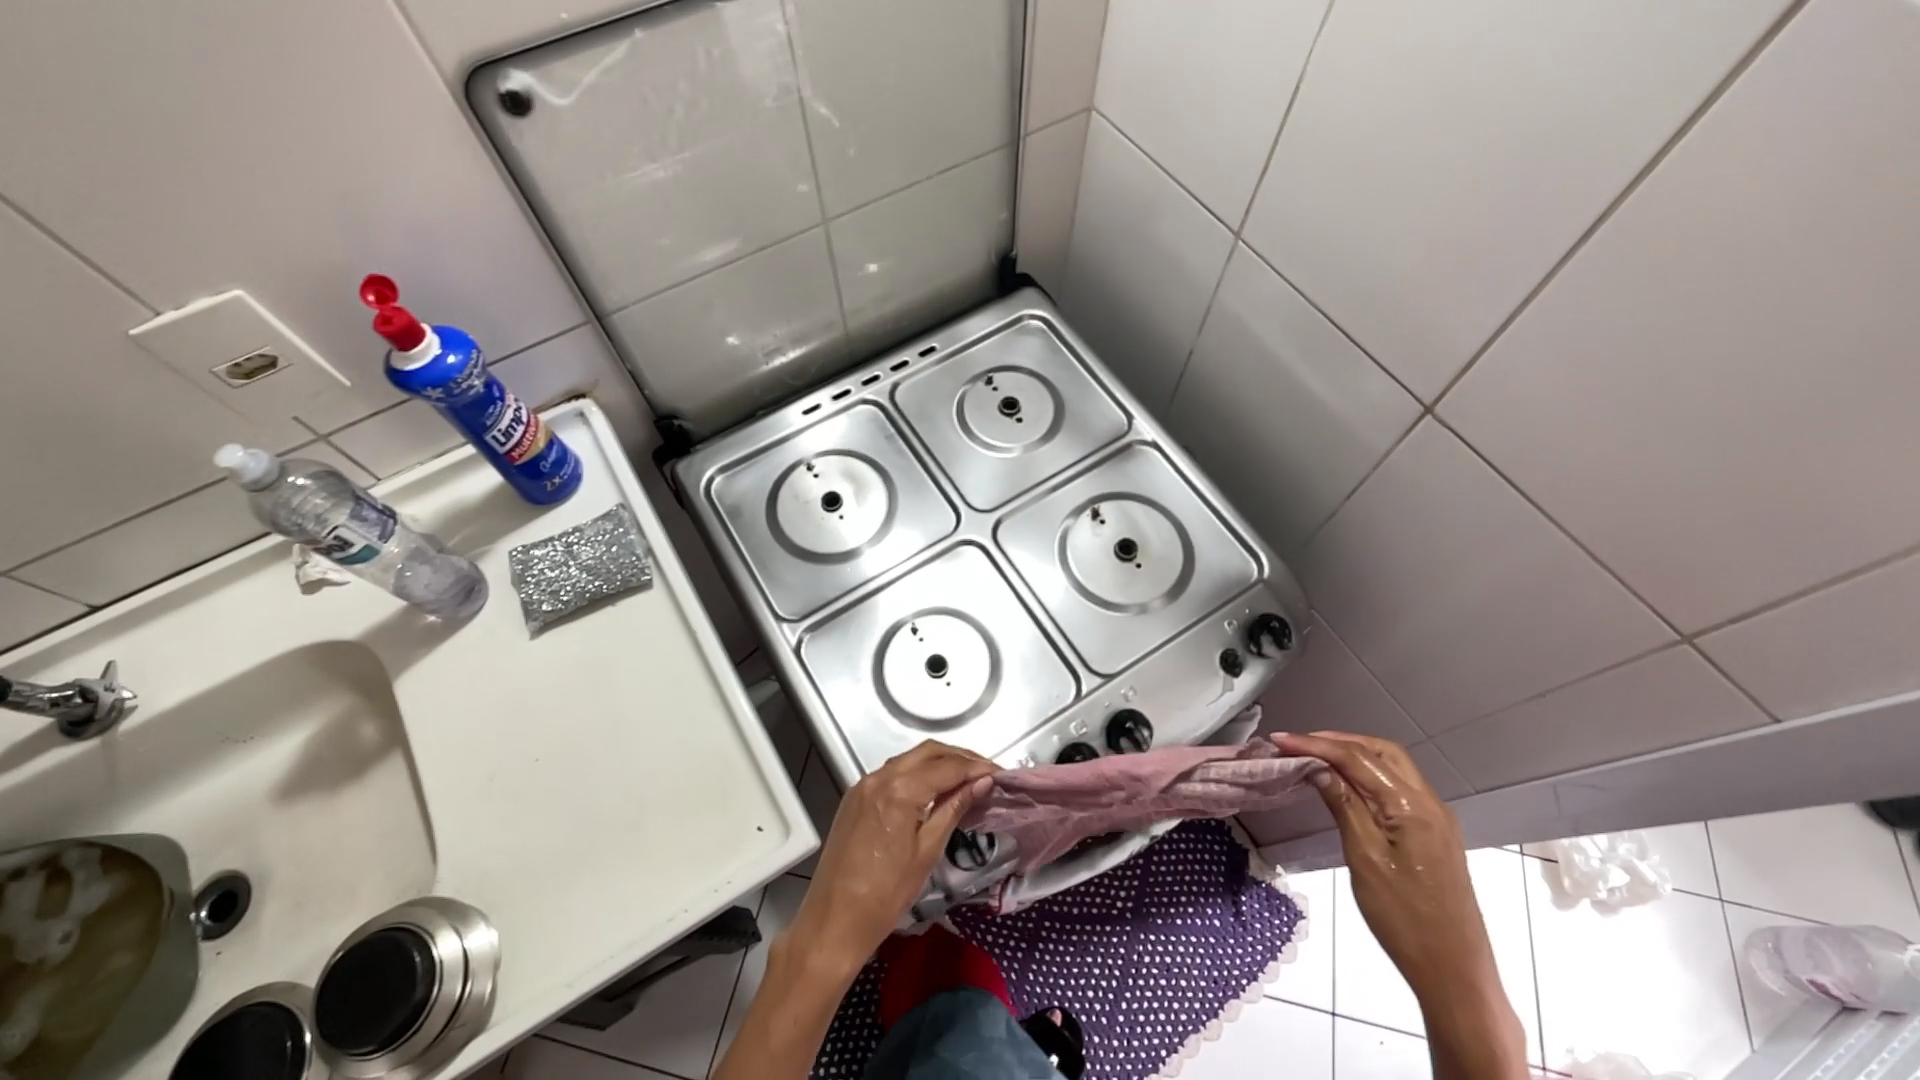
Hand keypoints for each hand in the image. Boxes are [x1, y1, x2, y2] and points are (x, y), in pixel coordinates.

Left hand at [785, 741, 998, 975]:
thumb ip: (954, 809)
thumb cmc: (885, 894)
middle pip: (928, 753)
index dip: (977, 767)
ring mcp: (863, 786)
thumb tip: (981, 783)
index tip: (1001, 774)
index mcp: (899, 790)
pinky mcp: (855, 798)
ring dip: (938, 764)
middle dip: (960, 758)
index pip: (947, 767)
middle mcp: (879, 778)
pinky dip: (917, 774)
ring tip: (966, 780)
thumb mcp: (928, 851)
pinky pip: (892, 774)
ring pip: (909, 760)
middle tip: (986, 773)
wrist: (834, 920)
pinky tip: (934, 790)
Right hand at [1275, 732, 1492, 998]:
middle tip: (1298, 744)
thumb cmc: (1403, 917)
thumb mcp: (1364, 858)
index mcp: (1411, 806)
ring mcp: (1434, 817)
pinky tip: (1344, 785)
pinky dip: (1368, 775)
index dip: (1316, 745)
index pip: (1358, 759)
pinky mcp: (1432, 832)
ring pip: (1392, 767)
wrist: (1453, 968)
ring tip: (1315, 758)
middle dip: (1338, 741)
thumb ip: (1344, 806)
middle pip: (1381, 752)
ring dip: (1354, 755)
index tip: (1279, 740)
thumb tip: (1319, 769)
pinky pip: (1398, 787)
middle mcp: (1428, 802)